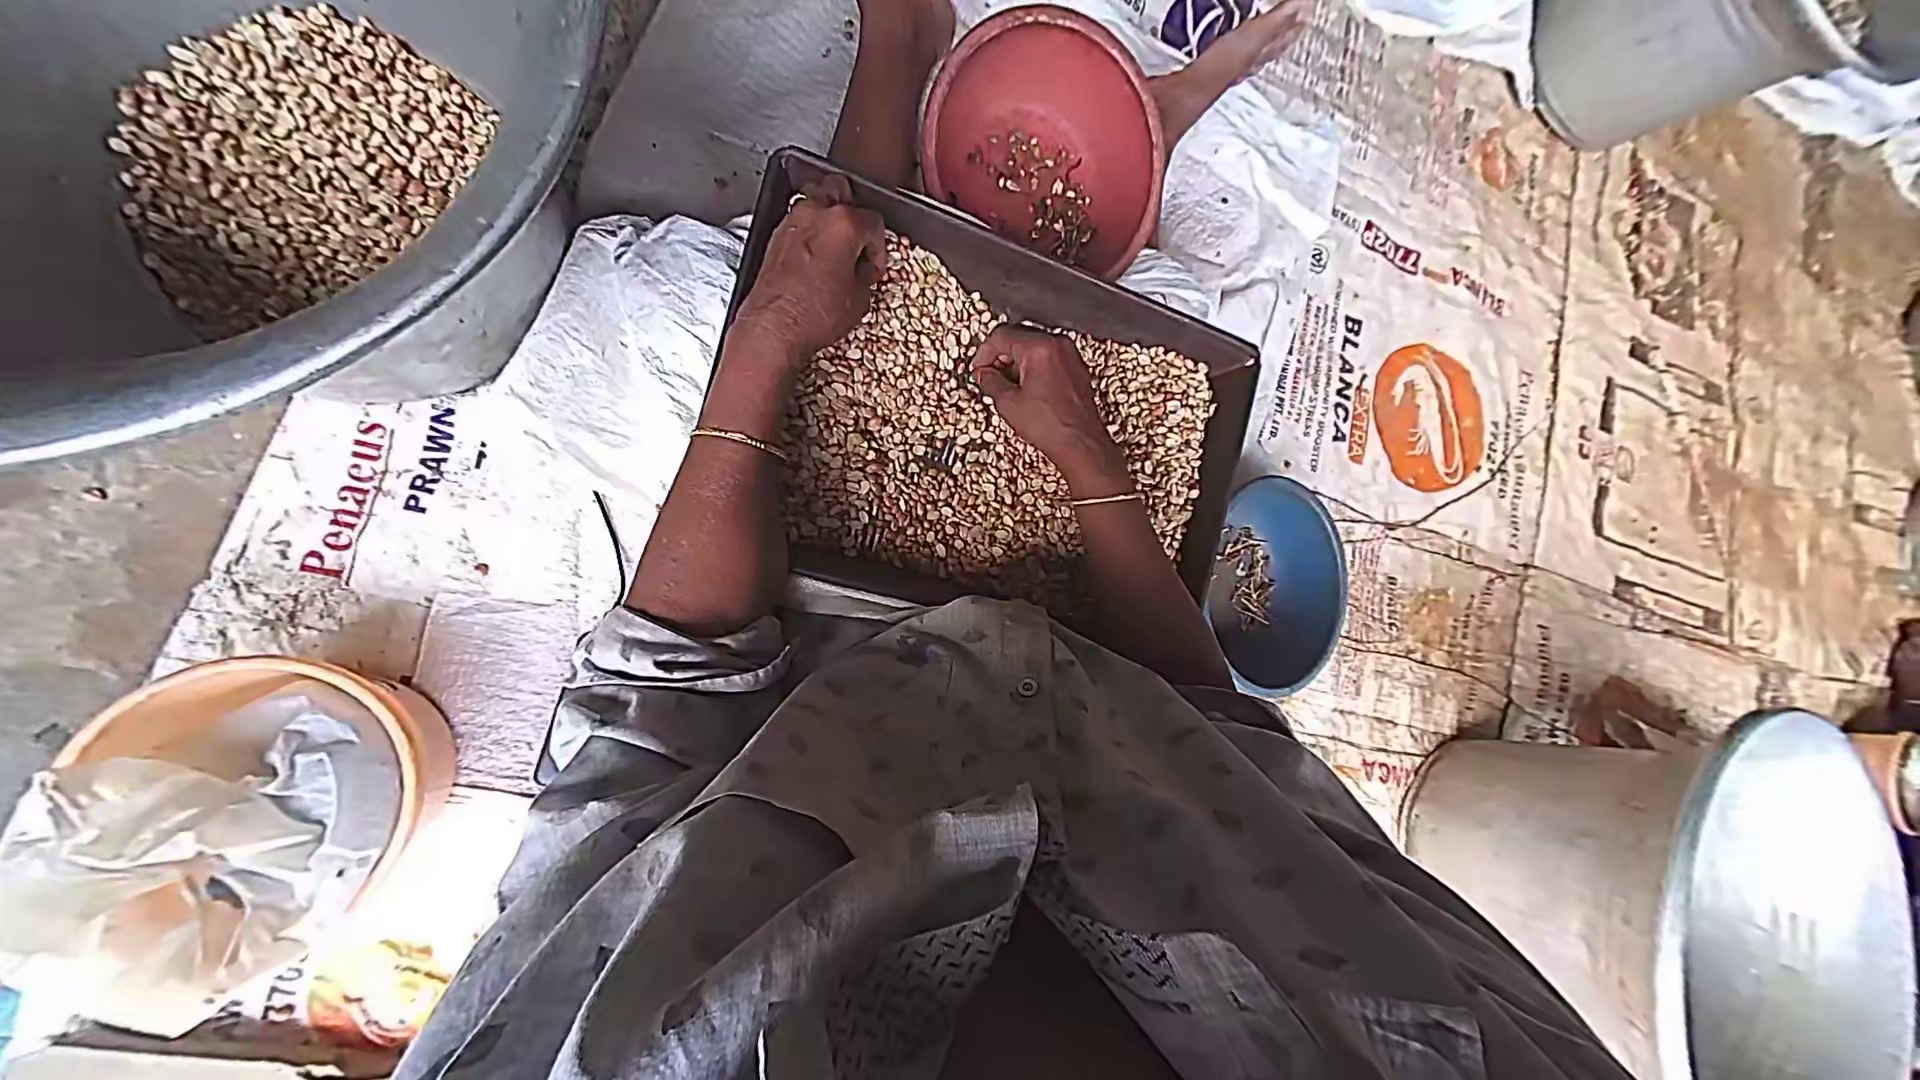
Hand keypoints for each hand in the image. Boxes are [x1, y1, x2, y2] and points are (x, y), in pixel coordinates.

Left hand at [734, 175, 887, 357]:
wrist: (775, 328)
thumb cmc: (813, 314)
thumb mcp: (860, 300)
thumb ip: (867, 274)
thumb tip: (865, 271)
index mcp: (844, 223)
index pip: (874, 222)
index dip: (880, 248)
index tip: (876, 266)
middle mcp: (816, 213)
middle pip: (842, 192)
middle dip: (855, 215)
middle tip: (859, 244)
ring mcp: (792, 222)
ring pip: (817, 201)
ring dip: (830, 219)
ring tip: (838, 249)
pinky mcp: (776, 236)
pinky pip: (799, 222)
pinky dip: (811, 233)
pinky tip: (817, 258)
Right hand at [970, 325, 1128, 491]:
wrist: (1080, 444)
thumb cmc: (1052, 427)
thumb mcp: (1008, 404)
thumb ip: (990, 382)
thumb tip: (984, 374)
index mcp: (1040, 348)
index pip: (1002, 335)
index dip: (984, 353)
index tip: (978, 368)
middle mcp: (1058, 345)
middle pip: (1019, 337)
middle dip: (1000, 357)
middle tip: (988, 376)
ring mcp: (1070, 356)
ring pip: (1034, 348)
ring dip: (1016, 364)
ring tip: (1007, 387)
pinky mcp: (1076, 369)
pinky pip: (1049, 359)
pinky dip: (1034, 369)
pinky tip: (1027, 391)